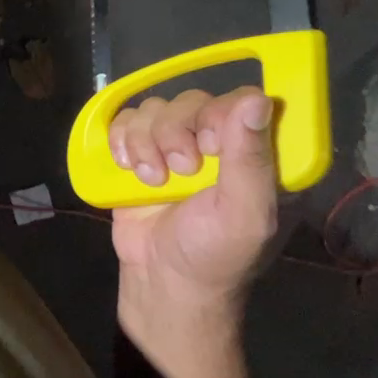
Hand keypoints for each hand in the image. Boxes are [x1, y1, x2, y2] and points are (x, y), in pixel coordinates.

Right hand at [110, 87, 279, 311]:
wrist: (161, 280)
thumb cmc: (214, 253)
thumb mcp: (242, 212)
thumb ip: (249, 158)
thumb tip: (258, 98)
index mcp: (254, 155)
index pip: (238, 102)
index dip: (217, 115)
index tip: (209, 146)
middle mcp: (216, 144)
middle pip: (190, 101)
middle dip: (173, 133)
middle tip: (179, 171)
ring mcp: (173, 146)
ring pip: (153, 108)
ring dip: (144, 141)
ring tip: (150, 179)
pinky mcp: (138, 152)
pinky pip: (124, 120)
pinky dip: (120, 138)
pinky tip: (126, 167)